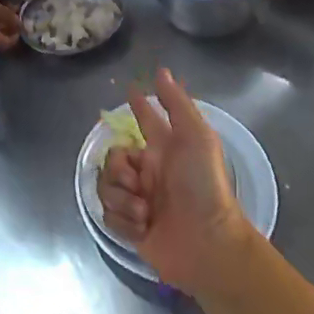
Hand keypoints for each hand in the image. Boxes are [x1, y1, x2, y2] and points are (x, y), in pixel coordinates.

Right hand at [97, 68, 256, 292]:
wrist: (206, 242)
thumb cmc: (204, 185)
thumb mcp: (196, 136)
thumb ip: (177, 103)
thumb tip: (161, 70)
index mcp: (165, 149)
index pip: (146, 121)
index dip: (139, 106)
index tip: (130, 90)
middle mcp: (150, 171)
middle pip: (114, 158)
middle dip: (119, 170)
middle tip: (137, 182)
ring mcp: (140, 200)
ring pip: (107, 187)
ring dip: (123, 199)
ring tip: (145, 211)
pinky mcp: (132, 228)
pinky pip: (109, 216)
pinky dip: (124, 222)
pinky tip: (143, 227)